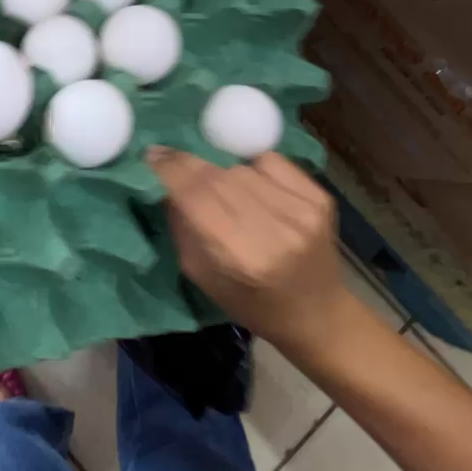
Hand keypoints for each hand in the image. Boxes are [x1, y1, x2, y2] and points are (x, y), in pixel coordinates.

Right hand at [149, 147, 357, 350]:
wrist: (319, 314)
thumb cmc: (252, 303)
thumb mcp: (201, 274)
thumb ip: (181, 225)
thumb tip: (162, 180)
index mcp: (242, 256)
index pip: (196, 194)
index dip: (170, 169)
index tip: (151, 156)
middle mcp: (276, 230)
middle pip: (217, 175)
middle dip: (188, 165)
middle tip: (171, 162)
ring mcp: (302, 211)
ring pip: (241, 167)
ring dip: (220, 169)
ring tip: (218, 185)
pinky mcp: (320, 197)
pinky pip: (272, 162)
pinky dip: (254, 167)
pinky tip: (254, 185)